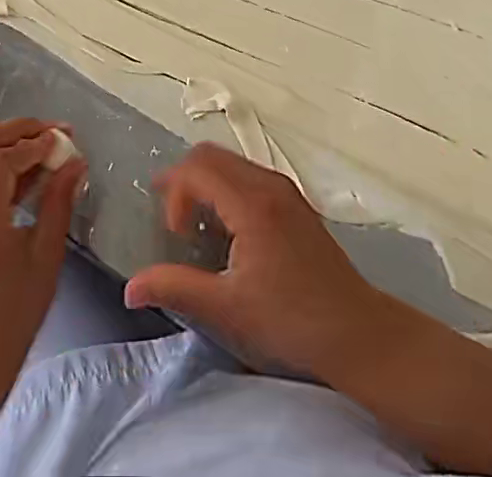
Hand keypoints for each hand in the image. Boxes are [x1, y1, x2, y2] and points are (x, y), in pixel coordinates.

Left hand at [0, 118, 87, 364]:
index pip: (1, 161)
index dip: (33, 144)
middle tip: (54, 130)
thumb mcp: (47, 252)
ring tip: (49, 143)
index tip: (63, 141)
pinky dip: (4, 163)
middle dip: (18, 131)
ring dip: (11, 143)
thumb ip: (59, 201)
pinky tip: (34, 168)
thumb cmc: (21, 304)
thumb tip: (76, 162)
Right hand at [123, 142, 389, 376]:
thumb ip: (175, 289)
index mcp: (252, 204)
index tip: (175, 233)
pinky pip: (247, 175)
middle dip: (183, 180)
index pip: (196, 169)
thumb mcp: (226, 309)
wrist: (360, 335)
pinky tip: (226, 229)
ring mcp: (286, 192)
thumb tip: (131, 288)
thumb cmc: (292, 321)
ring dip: (204, 183)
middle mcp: (269, 186)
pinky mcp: (295, 205)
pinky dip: (225, 188)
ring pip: (230, 163)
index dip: (174, 194)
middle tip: (176, 222)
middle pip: (211, 155)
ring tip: (197, 224)